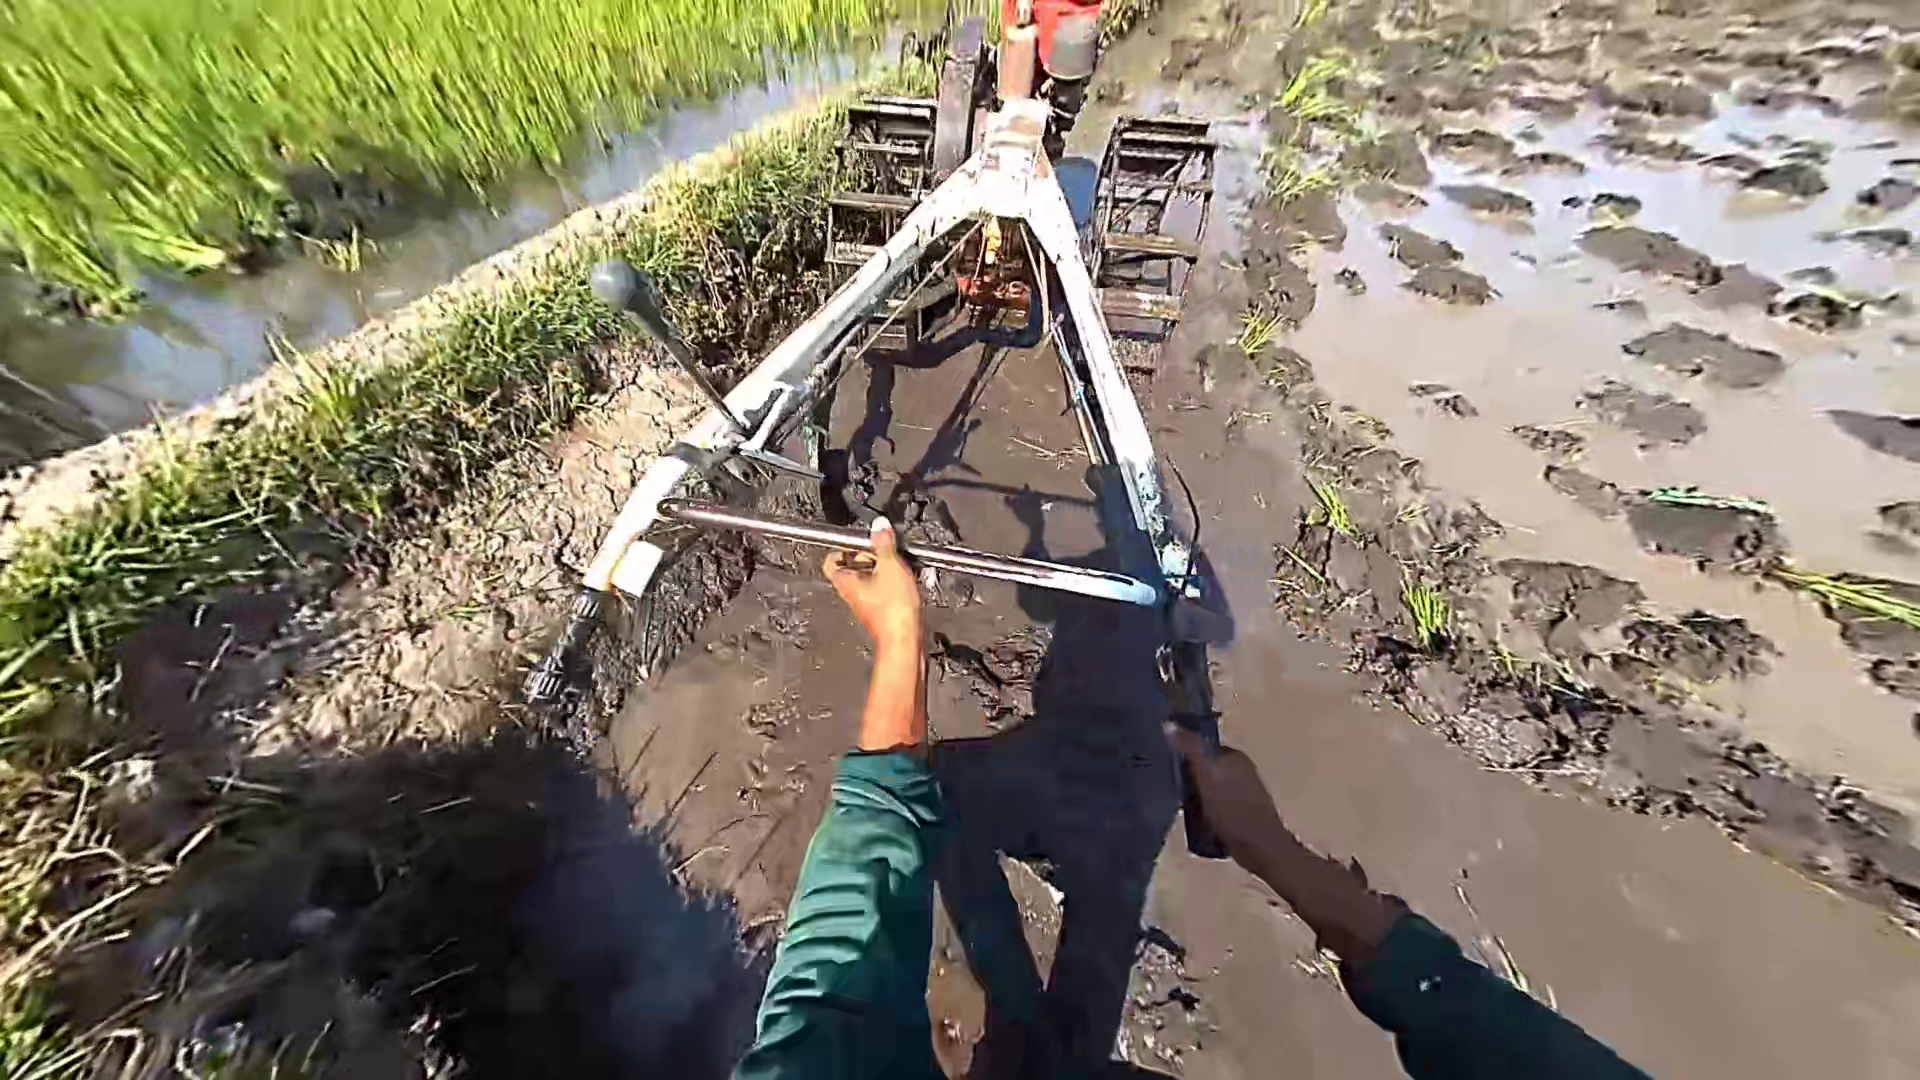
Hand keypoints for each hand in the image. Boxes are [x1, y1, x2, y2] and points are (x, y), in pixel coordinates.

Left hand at [823, 516, 922, 655]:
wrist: (905, 640)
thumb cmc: (893, 611)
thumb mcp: (890, 566)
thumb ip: (884, 543)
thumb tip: (879, 526)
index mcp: (845, 580)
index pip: (832, 558)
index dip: (845, 547)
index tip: (863, 542)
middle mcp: (852, 592)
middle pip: (855, 565)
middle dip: (873, 556)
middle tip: (887, 553)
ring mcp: (866, 602)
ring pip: (872, 577)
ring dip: (887, 569)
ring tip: (902, 568)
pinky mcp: (881, 609)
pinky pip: (885, 588)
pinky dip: (895, 582)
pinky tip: (910, 581)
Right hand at [1166, 726, 1287, 876]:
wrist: (1259, 848)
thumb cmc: (1231, 806)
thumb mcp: (1205, 772)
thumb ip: (1189, 746)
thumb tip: (1167, 722)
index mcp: (1234, 755)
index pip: (1203, 744)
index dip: (1184, 750)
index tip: (1166, 761)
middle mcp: (1242, 769)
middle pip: (1205, 765)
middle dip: (1188, 773)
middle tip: (1170, 783)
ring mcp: (1244, 792)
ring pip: (1210, 785)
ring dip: (1195, 792)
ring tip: (1179, 802)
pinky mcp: (1243, 813)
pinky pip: (1216, 802)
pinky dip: (1205, 807)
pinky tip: (1195, 817)